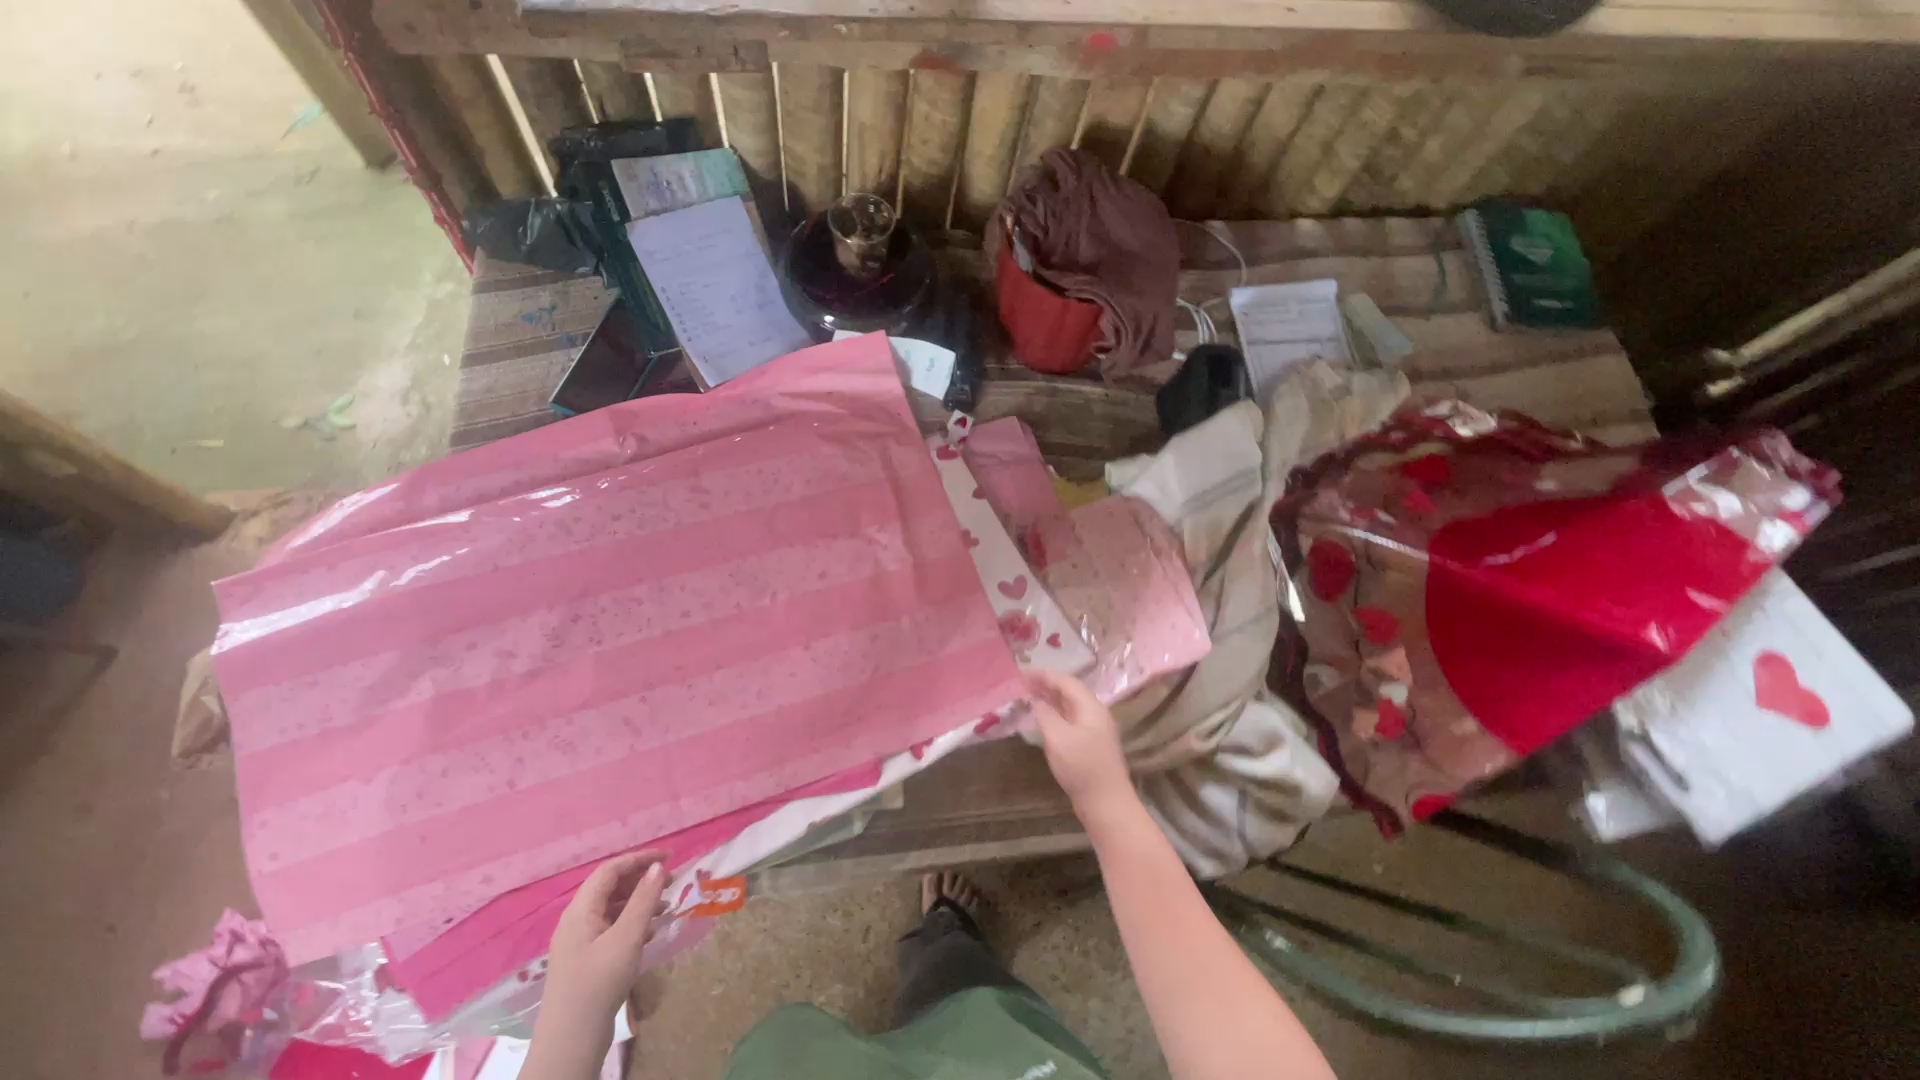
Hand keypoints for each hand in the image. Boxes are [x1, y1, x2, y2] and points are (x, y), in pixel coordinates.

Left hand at [543, 851, 670, 1027]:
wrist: (572, 1039)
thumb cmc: (599, 982)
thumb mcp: (626, 938)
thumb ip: (643, 900)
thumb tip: (657, 868)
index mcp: (580, 910)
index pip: (610, 871)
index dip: (639, 859)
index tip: (669, 858)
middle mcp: (576, 921)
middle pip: (610, 888)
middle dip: (641, 880)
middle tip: (673, 882)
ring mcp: (580, 942)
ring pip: (612, 910)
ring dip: (639, 903)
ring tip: (667, 906)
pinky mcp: (587, 961)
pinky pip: (611, 929)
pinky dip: (632, 923)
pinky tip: (651, 932)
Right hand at [1026, 670, 1136, 824]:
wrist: (1106, 802)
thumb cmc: (1081, 767)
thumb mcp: (1058, 737)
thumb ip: (1045, 714)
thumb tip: (1035, 699)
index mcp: (1091, 707)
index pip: (1067, 682)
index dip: (1045, 675)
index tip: (1022, 673)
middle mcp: (1095, 713)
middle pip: (1070, 691)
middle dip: (1047, 685)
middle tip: (1023, 684)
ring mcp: (1095, 730)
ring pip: (1070, 706)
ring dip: (1051, 699)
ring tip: (1029, 697)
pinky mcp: (1090, 744)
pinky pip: (1071, 719)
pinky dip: (1055, 714)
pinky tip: (1044, 719)